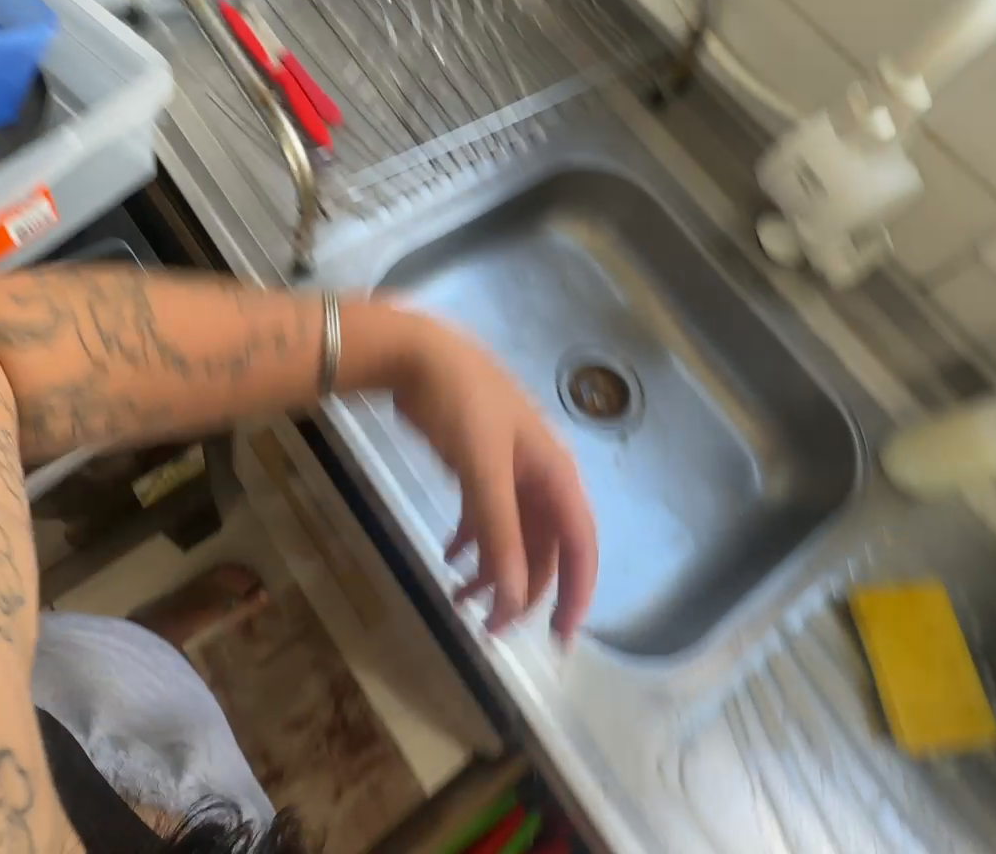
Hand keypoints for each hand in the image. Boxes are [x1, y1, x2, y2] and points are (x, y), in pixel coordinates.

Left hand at [390, 317, 597, 642]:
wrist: (416, 353)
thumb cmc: (459, 405)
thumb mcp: (482, 469)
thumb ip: (499, 533)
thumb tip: (515, 600)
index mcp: (555, 474)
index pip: (580, 546)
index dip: (575, 594)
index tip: (559, 642)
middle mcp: (539, 476)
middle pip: (542, 547)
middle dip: (520, 590)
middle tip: (489, 629)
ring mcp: (508, 470)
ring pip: (511, 534)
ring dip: (492, 570)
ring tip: (460, 603)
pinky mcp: (478, 464)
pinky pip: (484, 515)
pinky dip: (472, 540)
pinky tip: (450, 556)